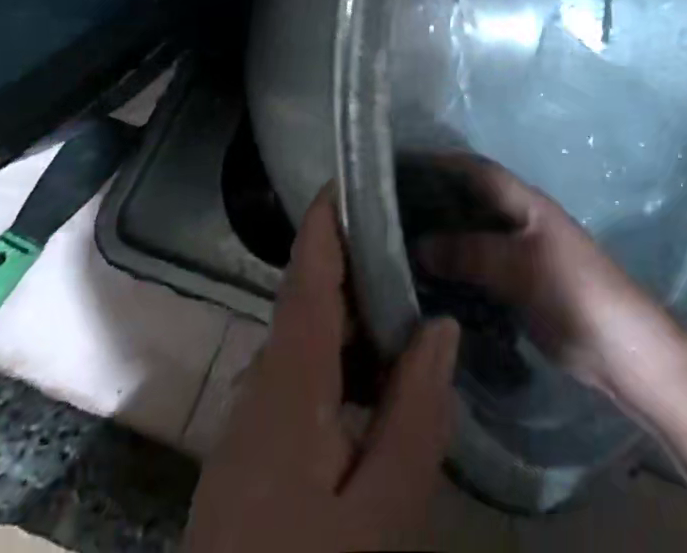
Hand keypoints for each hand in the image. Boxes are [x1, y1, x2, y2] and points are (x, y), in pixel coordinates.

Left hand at [186, 189, 460, 552]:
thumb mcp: (385, 504)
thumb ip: (414, 410)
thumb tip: (437, 326)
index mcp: (287, 392)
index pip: (305, 288)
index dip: (323, 231)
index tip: (343, 181)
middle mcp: (258, 395)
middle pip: (304, 310)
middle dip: (351, 269)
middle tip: (408, 238)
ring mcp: (249, 428)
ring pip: (303, 348)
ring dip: (349, 317)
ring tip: (407, 297)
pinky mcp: (252, 456)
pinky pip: (299, 381)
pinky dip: (340, 359)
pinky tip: (379, 377)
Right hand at [412, 154, 672, 389]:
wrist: (615, 344)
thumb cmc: (572, 289)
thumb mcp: (520, 264)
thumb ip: (470, 252)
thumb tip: (417, 245)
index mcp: (526, 205)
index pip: (478, 172)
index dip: (443, 164)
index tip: (402, 165)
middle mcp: (519, 224)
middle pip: (470, 205)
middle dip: (433, 203)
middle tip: (385, 212)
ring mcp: (518, 258)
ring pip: (470, 241)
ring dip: (439, 242)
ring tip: (392, 246)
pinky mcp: (516, 290)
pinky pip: (476, 274)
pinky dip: (451, 274)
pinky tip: (421, 283)